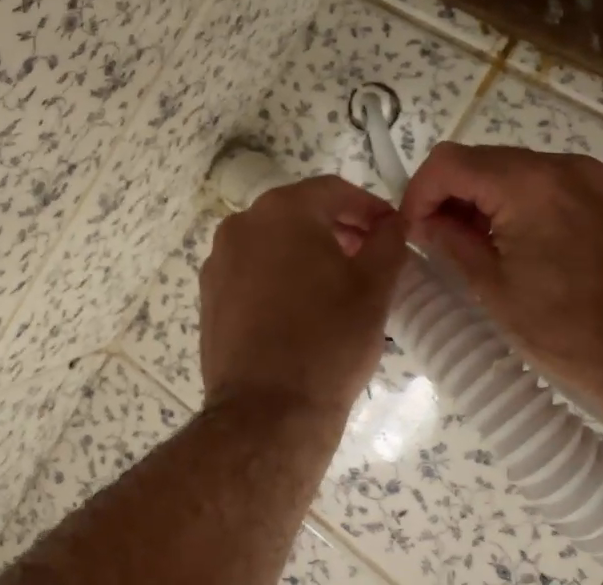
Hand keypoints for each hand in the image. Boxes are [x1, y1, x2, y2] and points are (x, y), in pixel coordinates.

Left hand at [200, 176, 408, 422]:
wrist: (267, 411)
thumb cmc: (328, 340)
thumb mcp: (374, 287)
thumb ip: (388, 242)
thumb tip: (393, 221)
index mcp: (282, 210)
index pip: (333, 190)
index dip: (368, 206)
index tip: (392, 229)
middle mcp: (242, 223)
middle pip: (299, 212)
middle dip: (338, 228)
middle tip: (371, 256)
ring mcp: (219, 259)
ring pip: (273, 241)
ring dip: (307, 251)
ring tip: (339, 284)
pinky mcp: (210, 294)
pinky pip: (251, 270)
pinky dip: (279, 274)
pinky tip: (302, 307)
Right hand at [400, 143, 602, 410]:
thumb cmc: (572, 336)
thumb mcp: (494, 291)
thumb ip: (450, 243)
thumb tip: (425, 223)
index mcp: (529, 185)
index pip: (449, 162)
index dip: (420, 192)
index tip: (412, 230)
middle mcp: (563, 167)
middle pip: (482, 160)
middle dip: (451, 194)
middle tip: (438, 239)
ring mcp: (595, 179)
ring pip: (516, 169)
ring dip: (487, 197)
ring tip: (480, 245)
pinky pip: (551, 184)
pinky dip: (524, 202)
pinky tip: (522, 244)